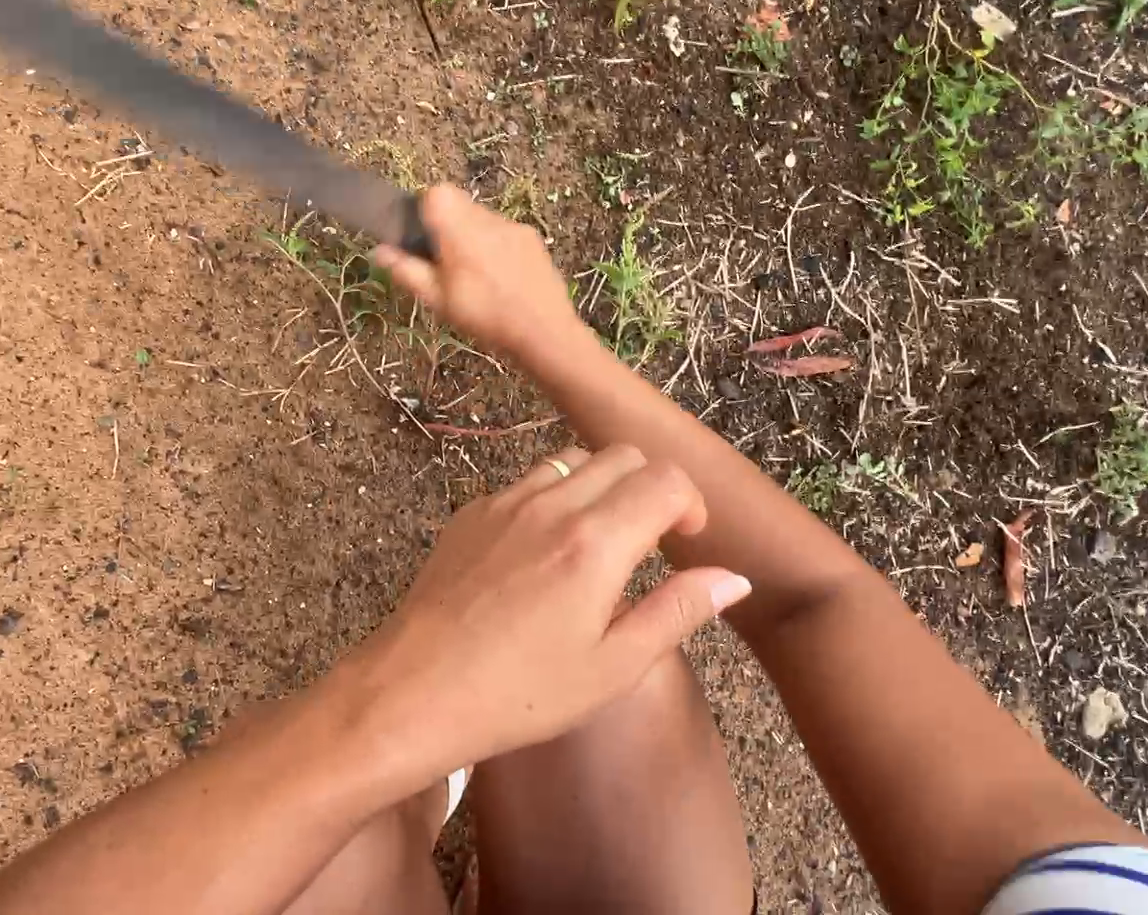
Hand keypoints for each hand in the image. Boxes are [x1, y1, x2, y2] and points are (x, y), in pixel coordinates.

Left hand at [330, 445, 751, 779]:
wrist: (413, 689)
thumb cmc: (520, 693)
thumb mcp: (612, 667)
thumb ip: (678, 611)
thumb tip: (733, 578)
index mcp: (595, 542)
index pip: (665, 479)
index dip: (690, 501)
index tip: (685, 538)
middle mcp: (553, 504)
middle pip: (622, 454)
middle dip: (650, 485)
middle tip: (649, 537)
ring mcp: (506, 501)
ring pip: (573, 460)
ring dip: (601, 485)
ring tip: (597, 541)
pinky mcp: (472, 510)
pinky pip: (528, 481)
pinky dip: (553, 498)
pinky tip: (541, 552)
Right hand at [373, 184, 584, 364]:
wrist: (544, 331)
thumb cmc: (485, 316)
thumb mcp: (439, 300)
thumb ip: (408, 272)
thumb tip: (378, 250)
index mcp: (459, 230)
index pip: (436, 193)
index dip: (425, 211)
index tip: (424, 240)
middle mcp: (487, 219)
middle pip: (459, 204)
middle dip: (447, 226)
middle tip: (445, 263)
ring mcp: (513, 227)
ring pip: (482, 219)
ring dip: (472, 237)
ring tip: (475, 276)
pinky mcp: (532, 238)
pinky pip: (504, 232)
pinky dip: (496, 246)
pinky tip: (500, 278)